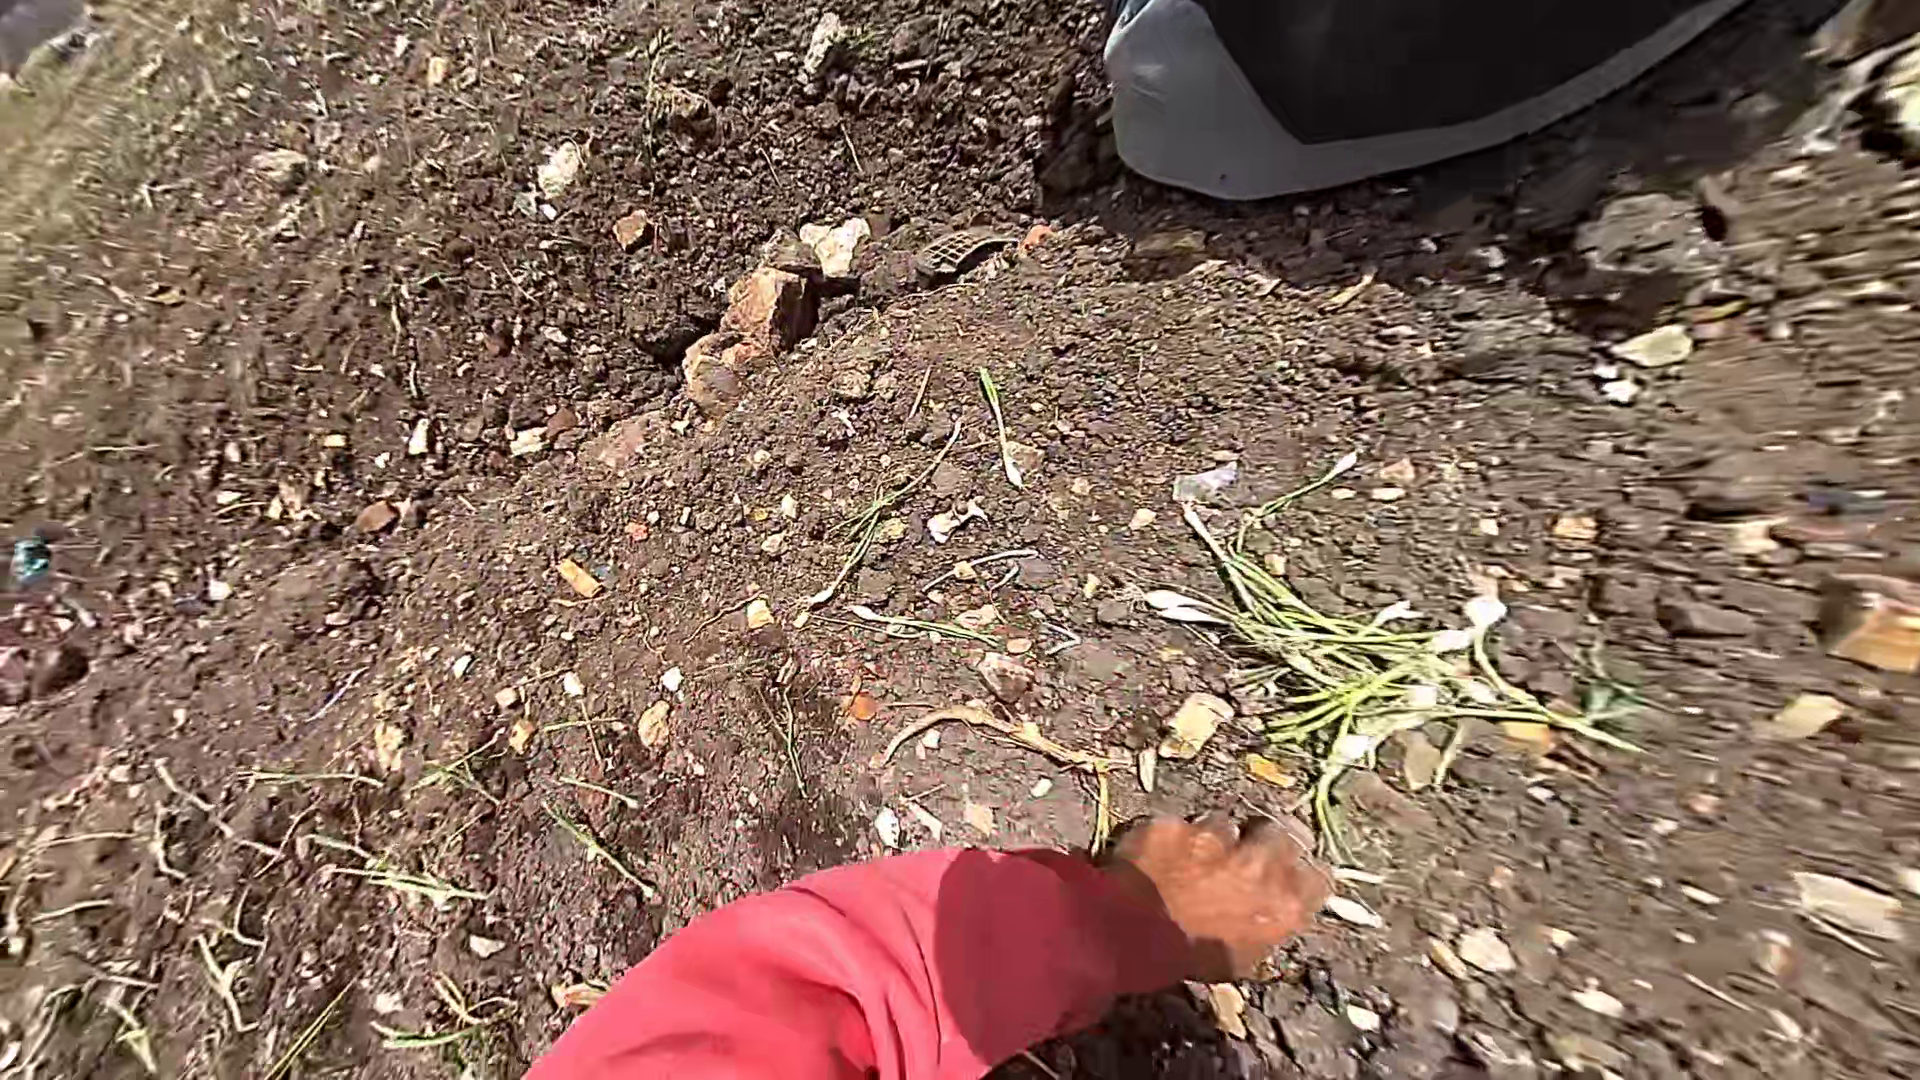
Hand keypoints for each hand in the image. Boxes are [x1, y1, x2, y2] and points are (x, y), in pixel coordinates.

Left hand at [1102, 813, 1332, 980]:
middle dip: (1269, 835)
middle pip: (1278, 833)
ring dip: (1214, 835)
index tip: (1295, 866)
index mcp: (1280, 905)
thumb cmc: (1190, 956)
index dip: (1304, 869)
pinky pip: (1182, 823)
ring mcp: (1213, 836)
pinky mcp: (1178, 822)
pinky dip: (1175, 835)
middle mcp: (1254, 863)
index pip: (1317, 876)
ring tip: (1196, 853)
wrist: (1134, 929)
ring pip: (1225, 822)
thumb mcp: (1243, 956)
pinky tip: (1163, 852)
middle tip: (1253, 842)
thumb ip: (1264, 923)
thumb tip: (1268, 909)